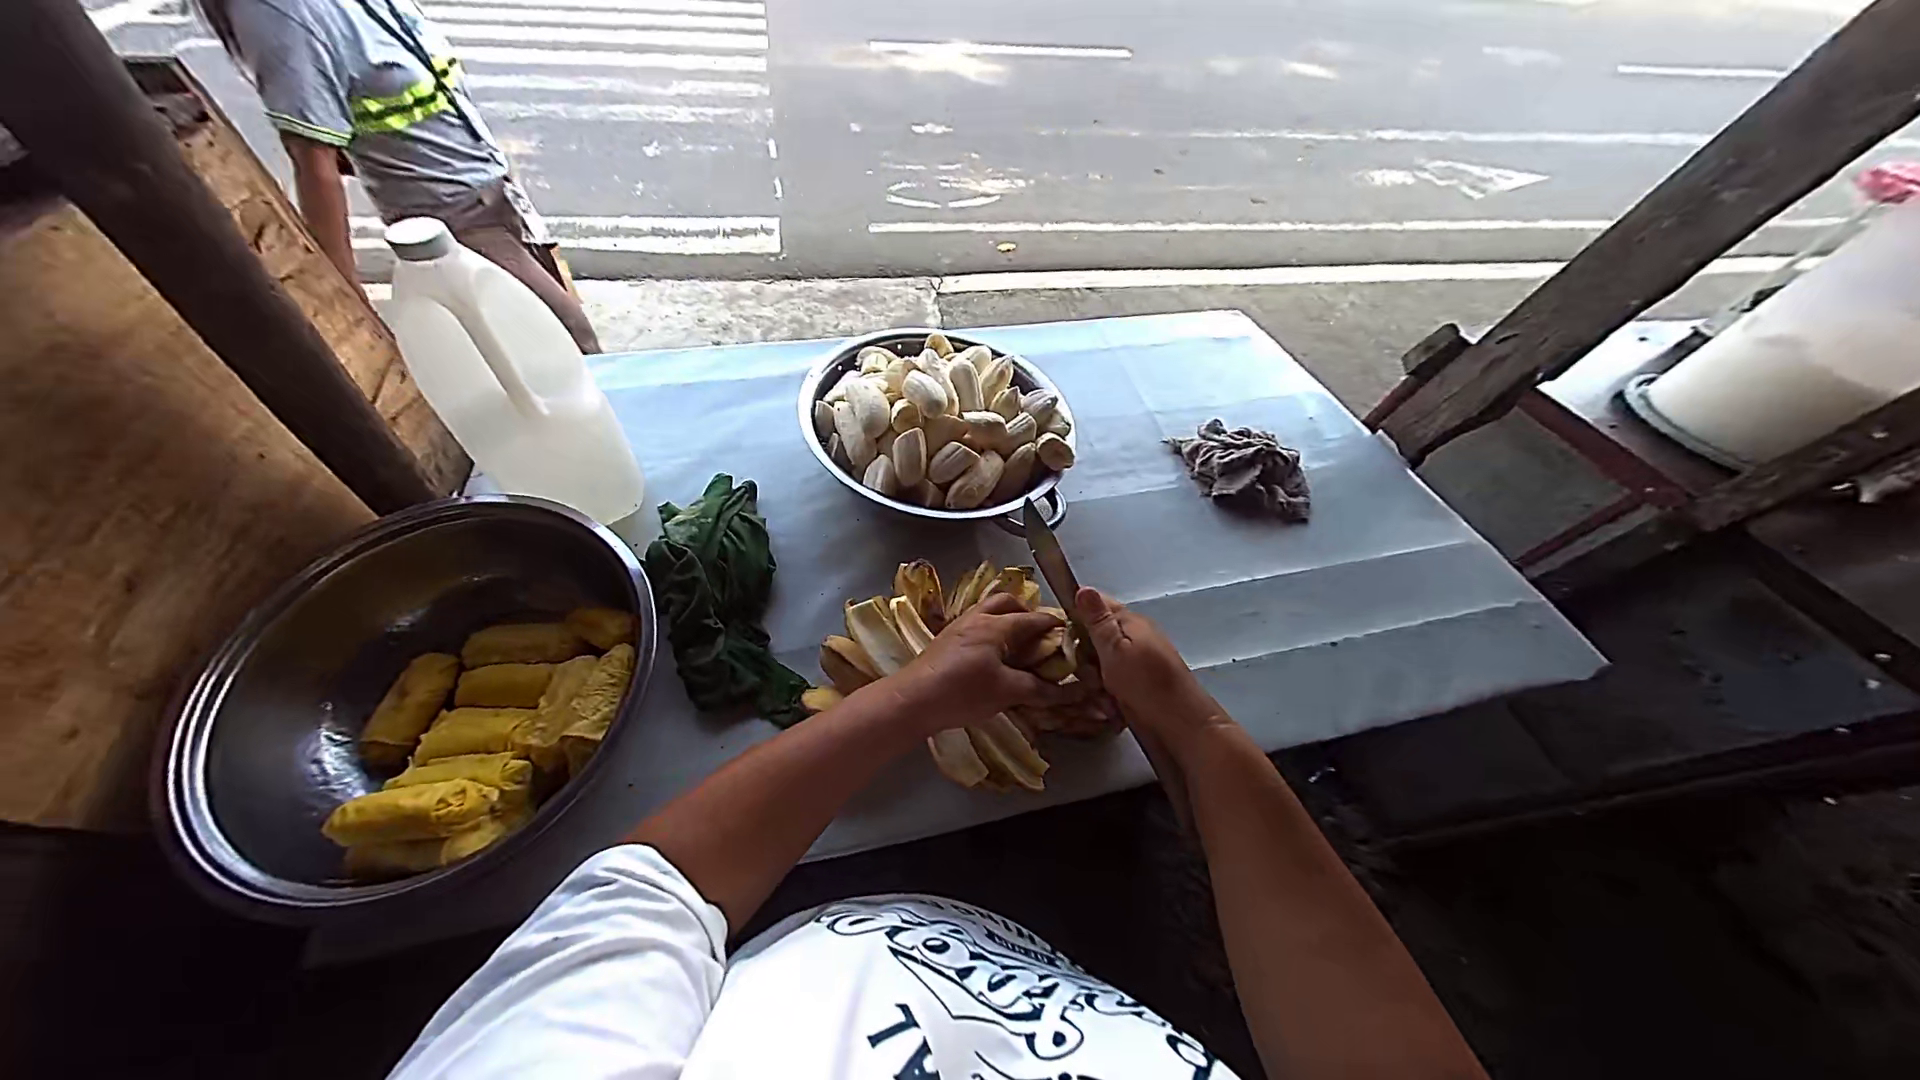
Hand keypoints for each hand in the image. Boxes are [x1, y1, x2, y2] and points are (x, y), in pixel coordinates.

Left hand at [886, 594, 1078, 736]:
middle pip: (1007, 602)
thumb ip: (1038, 688)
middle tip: (1041, 634)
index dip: (1055, 626)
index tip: (1071, 635)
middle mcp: (977, 618)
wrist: (913, 700)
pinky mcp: (947, 640)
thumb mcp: (1006, 692)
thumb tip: (1067, 691)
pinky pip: (976, 625)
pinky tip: (995, 654)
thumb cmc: (962, 691)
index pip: (1033, 619)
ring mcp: (959, 627)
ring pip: (989, 611)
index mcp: (995, 625)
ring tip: (1019, 644)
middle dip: (1028, 613)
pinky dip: (992, 631)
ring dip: (1007, 620)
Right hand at [1074, 588, 1232, 754]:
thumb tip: (1082, 587)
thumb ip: (1097, 621)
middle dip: (1082, 656)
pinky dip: (1105, 692)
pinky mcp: (1135, 681)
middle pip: (1092, 635)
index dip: (1074, 617)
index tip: (1064, 639)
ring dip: (1093, 678)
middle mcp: (1131, 636)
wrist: (1181, 724)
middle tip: (1088, 672)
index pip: (1093, 604)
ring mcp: (1134, 659)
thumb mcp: (1115, 649)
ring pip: (1097, 661)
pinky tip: (1108, 704)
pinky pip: (1109, 680)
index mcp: (1128, 621)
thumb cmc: (1147, 684)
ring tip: (1100, 693)